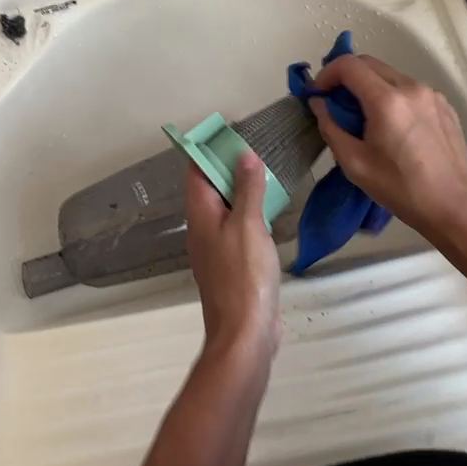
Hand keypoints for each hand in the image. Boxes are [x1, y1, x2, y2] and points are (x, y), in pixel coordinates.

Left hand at [184, 152, 282, 360]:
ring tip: (265, 172)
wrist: (245, 334)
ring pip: (225, 209)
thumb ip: (247, 190)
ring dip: (241, 190)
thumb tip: (244, 155)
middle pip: (210, 188)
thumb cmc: (244, 276)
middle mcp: (202, 229)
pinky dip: (250, 213)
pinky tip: (270, 211)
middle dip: (228, 166)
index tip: (229, 131)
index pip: (196, 171)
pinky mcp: (233, 265)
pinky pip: (237, 228)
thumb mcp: (248, 225)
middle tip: (254, 147)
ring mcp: (216, 249)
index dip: (208, 149)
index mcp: (199, 215)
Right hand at [307, 54, 466, 238]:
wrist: (453, 206)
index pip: (348, 65)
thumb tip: (319, 103)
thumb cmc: (401, 189)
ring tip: (363, 117)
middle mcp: (411, 88)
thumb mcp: (355, 163)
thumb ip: (330, 127)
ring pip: (390, 75)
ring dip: (370, 86)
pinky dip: (392, 96)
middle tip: (335, 102)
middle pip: (369, 63)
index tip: (318, 93)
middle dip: (346, 77)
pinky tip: (392, 125)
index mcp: (387, 101)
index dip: (327, 74)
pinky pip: (409, 89)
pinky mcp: (444, 105)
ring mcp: (431, 94)